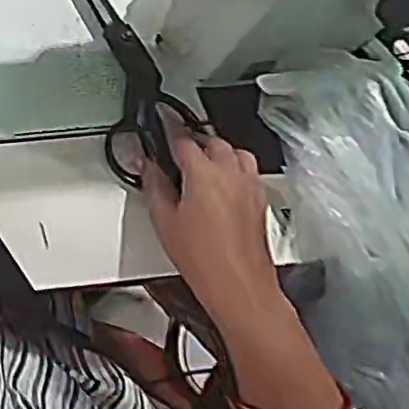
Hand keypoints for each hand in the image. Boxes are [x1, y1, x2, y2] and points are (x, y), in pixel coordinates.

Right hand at [138, 113, 285, 332]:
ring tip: (202, 161)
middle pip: (212, 140)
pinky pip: (248, 171)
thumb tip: (148, 167)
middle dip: (194, 140)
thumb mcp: (164, 220)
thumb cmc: (205, 259)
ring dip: (218, 151)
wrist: (239, 285)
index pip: (183, 139)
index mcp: (204, 173)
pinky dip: (235, 168)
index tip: (162, 123)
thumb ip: (154, 185)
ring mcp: (250, 185)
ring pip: (236, 152)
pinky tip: (223, 181)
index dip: (169, 129)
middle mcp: (231, 173)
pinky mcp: (260, 200)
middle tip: (177, 148)